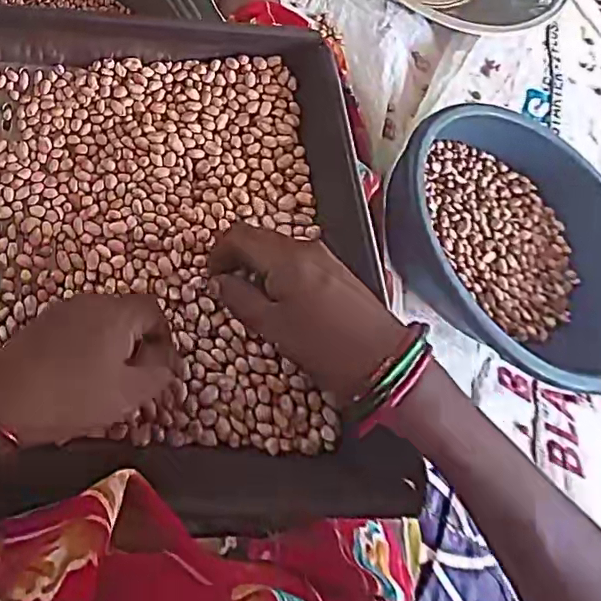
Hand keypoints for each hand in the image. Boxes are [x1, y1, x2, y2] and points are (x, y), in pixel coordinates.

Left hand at [0, 294, 176, 445]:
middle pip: (128, 314)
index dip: (164, 339)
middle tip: (136, 382)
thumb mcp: (130, 393)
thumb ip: (159, 372)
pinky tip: (79, 378)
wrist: (10, 397)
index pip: (154, 310)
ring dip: (112, 347)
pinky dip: (88, 347)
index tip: (162, 370)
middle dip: (138, 345)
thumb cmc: (76, 395)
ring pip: (102, 322)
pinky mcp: (45, 322)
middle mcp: (91, 300)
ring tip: (107, 384)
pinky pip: (79, 328)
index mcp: (117, 311)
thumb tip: (167, 359)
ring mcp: (64, 308)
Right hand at [207, 223, 406, 402]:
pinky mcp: (337, 269)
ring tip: (253, 293)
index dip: (218, 252)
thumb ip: (239, 298)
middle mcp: (304, 247)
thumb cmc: (325, 347)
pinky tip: (281, 296)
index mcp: (284, 257)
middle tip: (226, 282)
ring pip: (276, 247)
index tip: (212, 274)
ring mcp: (324, 256)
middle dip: (236, 255)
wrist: (388, 364)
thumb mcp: (272, 326)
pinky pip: (296, 257)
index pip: (237, 236)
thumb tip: (220, 282)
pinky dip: (279, 268)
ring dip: (257, 262)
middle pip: (257, 236)